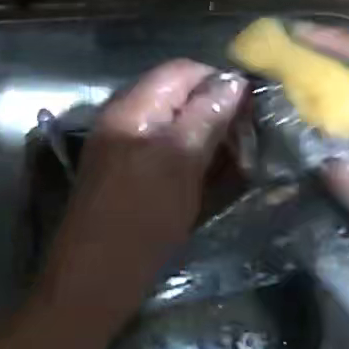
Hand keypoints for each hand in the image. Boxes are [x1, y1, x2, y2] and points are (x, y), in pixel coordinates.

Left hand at [35, 60, 244, 332]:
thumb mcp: (179, 164)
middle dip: (216, 107)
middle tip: (252, 136)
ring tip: (240, 157)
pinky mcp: (126, 168)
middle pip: (176, 93)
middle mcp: (123, 115)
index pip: (181, 70)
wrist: (93, 278)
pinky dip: (189, 152)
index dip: (219, 81)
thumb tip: (234, 80)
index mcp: (132, 107)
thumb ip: (205, 118)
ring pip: (173, 121)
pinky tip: (214, 173)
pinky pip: (163, 145)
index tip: (256, 106)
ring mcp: (122, 142)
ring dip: (206, 132)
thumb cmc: (140, 220)